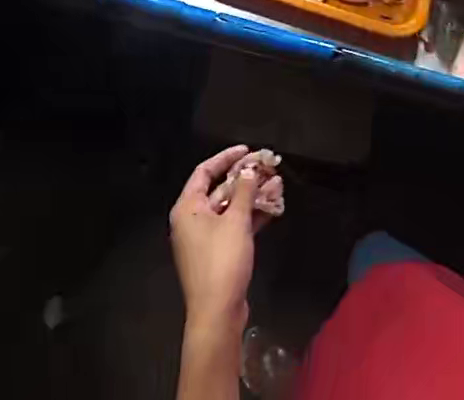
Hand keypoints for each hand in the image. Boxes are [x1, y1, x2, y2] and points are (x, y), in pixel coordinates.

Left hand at [169, 145, 281, 331]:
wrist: (217, 314)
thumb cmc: (221, 261)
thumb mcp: (235, 222)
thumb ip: (243, 191)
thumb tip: (249, 170)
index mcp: (187, 207)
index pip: (204, 171)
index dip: (225, 158)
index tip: (247, 151)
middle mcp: (191, 218)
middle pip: (218, 189)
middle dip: (244, 179)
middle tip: (266, 168)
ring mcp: (204, 237)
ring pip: (229, 208)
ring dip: (251, 198)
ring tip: (276, 185)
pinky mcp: (217, 253)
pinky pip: (233, 226)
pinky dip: (250, 217)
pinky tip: (272, 208)